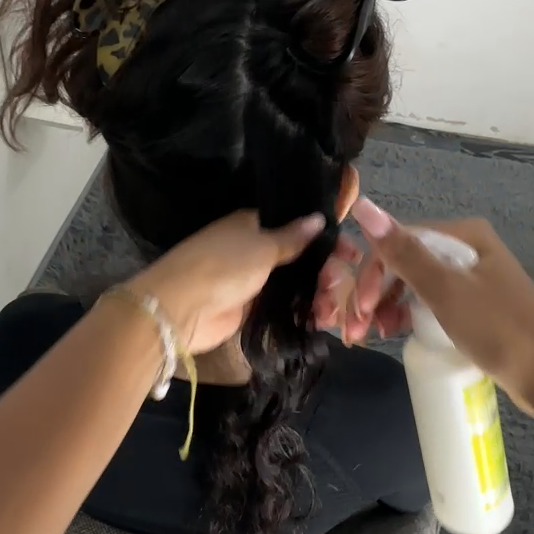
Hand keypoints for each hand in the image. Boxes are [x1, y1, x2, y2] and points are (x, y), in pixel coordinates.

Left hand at [128, 210, 325, 353]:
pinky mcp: (249, 307)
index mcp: (252, 224)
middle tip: (343, 282)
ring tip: (333, 305)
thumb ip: (292, 237)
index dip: (323, 237)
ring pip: (292, 282)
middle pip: (297, 255)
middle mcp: (252, 248)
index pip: (295, 225)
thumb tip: (318, 217)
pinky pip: (282, 304)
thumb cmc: (223, 266)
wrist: (182, 307)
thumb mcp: (262, 246)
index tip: (351, 252)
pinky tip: (323, 316)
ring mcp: (251, 279)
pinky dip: (300, 309)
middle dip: (323, 268)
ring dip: (315, 291)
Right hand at [332, 198, 533, 408]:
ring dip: (386, 306)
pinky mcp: (475, 307)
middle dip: (375, 293)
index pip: (399, 241)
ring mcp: (472, 279)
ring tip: (373, 335)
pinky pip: (429, 302)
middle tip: (358, 329)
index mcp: (463, 236)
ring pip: (414, 284)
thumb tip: (364, 205)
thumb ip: (403, 252)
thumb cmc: (499, 330)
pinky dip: (407, 315)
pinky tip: (395, 332)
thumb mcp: (446, 291)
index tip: (360, 311)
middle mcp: (468, 250)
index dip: (372, 273)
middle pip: (404, 262)